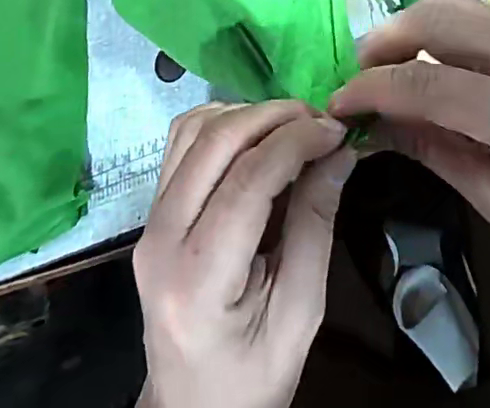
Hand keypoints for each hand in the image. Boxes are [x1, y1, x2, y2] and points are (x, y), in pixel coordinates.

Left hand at [134, 101, 355, 407]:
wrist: (191, 407)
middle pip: (215, 141)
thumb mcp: (301, 311)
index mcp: (198, 279)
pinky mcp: (152, 211)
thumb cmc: (252, 375)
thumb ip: (316, 224)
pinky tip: (256, 134)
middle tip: (320, 121)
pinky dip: (223, 121)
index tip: (337, 130)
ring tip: (294, 125)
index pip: (247, 180)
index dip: (297, 142)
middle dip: (275, 116)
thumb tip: (340, 152)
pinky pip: (181, 141)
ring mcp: (149, 221)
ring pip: (193, 130)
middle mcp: (161, 239)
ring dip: (248, 113)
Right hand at [329, 0, 489, 319]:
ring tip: (387, 71)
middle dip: (383, 41)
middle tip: (357, 81)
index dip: (369, 89)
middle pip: (434, 18)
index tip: (335, 105)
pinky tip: (428, 66)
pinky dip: (438, 30)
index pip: (424, 81)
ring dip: (409, 28)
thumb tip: (379, 127)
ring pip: (454, 4)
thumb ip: (440, 155)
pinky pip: (476, 17)